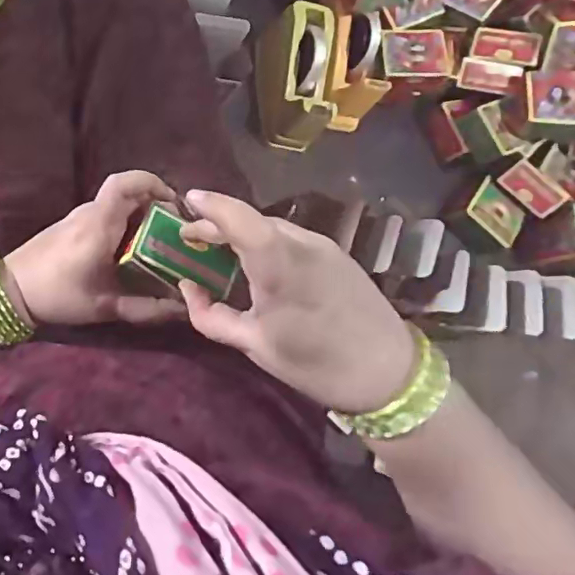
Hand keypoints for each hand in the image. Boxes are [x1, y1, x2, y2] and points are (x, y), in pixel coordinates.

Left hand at [5, 171, 190, 326]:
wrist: (9, 291)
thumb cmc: (57, 295)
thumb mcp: (104, 306)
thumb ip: (145, 308)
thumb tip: (182, 309)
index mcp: (99, 224)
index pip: (125, 183)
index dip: (152, 183)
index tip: (173, 202)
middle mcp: (89, 214)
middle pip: (127, 193)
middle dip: (155, 205)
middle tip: (174, 230)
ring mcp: (77, 218)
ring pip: (116, 205)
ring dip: (140, 216)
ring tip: (159, 243)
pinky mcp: (70, 227)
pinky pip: (104, 216)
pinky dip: (124, 225)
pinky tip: (131, 251)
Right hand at [175, 190, 416, 413]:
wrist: (389, 373)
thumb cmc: (315, 363)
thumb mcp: (254, 345)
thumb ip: (212, 315)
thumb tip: (188, 288)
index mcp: (278, 265)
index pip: (238, 218)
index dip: (210, 205)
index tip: (186, 200)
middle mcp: (302, 244)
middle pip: (252, 221)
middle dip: (218, 224)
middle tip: (191, 239)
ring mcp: (323, 246)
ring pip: (272, 228)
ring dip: (243, 234)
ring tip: (220, 252)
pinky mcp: (337, 254)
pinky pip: (291, 239)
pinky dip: (266, 243)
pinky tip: (257, 264)